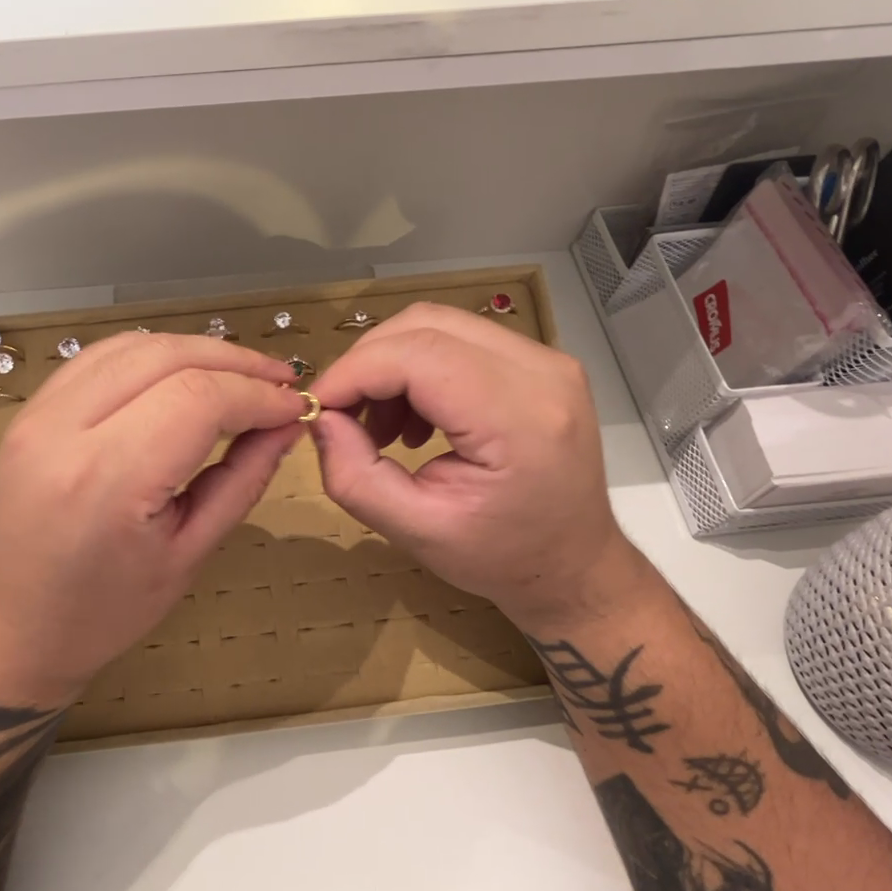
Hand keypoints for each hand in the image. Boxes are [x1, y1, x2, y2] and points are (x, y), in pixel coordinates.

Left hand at [0, 333, 307, 707]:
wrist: (12, 632)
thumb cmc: (103, 613)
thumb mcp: (188, 556)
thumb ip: (241, 481)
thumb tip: (286, 426)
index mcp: (109, 479)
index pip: (199, 399)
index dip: (257, 394)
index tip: (295, 407)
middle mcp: (65, 430)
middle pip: (166, 357)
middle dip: (234, 361)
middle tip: (279, 381)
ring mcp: (38, 415)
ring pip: (131, 345)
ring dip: (194, 351)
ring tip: (239, 376)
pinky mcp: (28, 412)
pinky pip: (97, 359)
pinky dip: (149, 355)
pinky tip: (181, 375)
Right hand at [308, 302, 650, 630]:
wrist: (573, 564)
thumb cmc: (500, 559)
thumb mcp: (414, 531)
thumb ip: (355, 475)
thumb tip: (321, 418)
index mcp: (519, 419)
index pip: (418, 355)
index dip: (355, 371)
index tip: (318, 408)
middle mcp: (541, 372)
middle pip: (426, 325)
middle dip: (368, 363)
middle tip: (343, 416)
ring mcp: (547, 360)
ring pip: (440, 325)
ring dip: (392, 365)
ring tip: (382, 427)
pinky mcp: (540, 362)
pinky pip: (461, 341)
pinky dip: (419, 369)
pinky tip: (415, 419)